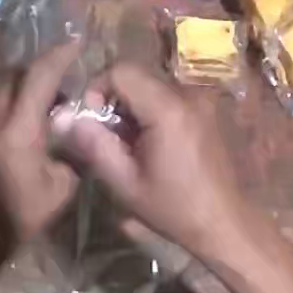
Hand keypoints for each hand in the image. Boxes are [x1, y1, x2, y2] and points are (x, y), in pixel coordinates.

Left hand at [0, 42, 82, 248]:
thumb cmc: (13, 223)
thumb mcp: (58, 193)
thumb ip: (68, 152)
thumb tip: (69, 126)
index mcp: (18, 134)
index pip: (40, 77)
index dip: (59, 55)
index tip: (74, 43)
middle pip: (13, 76)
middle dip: (36, 72)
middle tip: (52, 84)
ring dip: (10, 84)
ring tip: (22, 98)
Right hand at [56, 63, 262, 265]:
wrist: (226, 222)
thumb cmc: (174, 208)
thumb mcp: (125, 183)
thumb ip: (94, 145)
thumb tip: (65, 116)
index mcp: (168, 108)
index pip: (121, 70)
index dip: (98, 88)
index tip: (94, 120)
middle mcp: (188, 93)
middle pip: (138, 73)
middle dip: (115, 97)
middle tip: (110, 134)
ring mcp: (203, 99)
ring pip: (153, 83)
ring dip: (134, 103)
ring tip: (131, 142)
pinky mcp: (209, 108)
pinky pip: (171, 94)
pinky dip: (154, 108)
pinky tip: (154, 142)